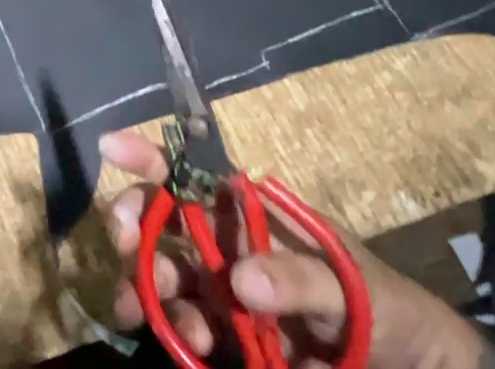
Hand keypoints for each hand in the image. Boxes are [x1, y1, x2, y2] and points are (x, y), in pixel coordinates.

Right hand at [99, 130, 494, 368]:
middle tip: (129, 243)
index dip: (147, 154)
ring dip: (146, 289)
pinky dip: (173, 333)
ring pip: (159, 274)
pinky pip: (180, 326)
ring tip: (147, 313)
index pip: (190, 171)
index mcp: (247, 212)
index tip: (111, 146)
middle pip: (158, 219)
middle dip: (133, 225)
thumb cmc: (383, 305)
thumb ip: (298, 277)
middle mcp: (221, 243)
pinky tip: (190, 348)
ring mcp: (217, 290)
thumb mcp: (350, 284)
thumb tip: (238, 280)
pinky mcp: (221, 335)